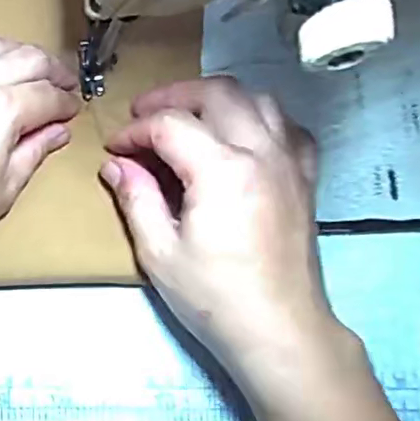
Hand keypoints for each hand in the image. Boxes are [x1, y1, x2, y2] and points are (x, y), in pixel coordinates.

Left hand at [0, 31, 81, 265]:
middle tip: (63, 84)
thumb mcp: (5, 188)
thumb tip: (56, 132)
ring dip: (13, 52)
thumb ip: (34, 151)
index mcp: (2, 107)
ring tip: (26, 66)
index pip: (47, 95)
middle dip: (51, 69)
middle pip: (24, 59)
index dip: (66, 104)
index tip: (73, 112)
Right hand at [99, 77, 345, 380]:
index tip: (114, 150)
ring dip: (215, 99)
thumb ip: (136, 200)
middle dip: (173, 97)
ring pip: (257, 99)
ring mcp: (291, 161)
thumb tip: (116, 166)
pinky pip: (286, 125)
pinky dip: (255, 118)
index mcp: (223, 170)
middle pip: (218, 93)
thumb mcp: (159, 253)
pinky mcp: (305, 177)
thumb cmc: (212, 297)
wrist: (277, 327)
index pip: (172, 125)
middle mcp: (262, 152)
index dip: (136, 132)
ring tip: (186, 119)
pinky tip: (237, 138)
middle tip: (142, 115)